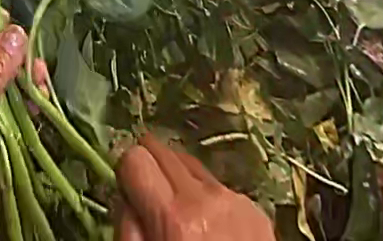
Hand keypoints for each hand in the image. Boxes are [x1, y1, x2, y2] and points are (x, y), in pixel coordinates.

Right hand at [117, 135, 273, 240]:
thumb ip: (129, 230)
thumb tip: (127, 197)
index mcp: (175, 219)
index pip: (134, 157)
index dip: (127, 176)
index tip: (130, 197)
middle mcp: (205, 199)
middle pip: (161, 149)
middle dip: (150, 171)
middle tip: (150, 204)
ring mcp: (234, 200)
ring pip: (189, 162)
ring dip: (178, 182)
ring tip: (181, 218)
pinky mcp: (255, 210)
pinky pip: (216, 185)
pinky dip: (205, 199)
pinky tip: (210, 232)